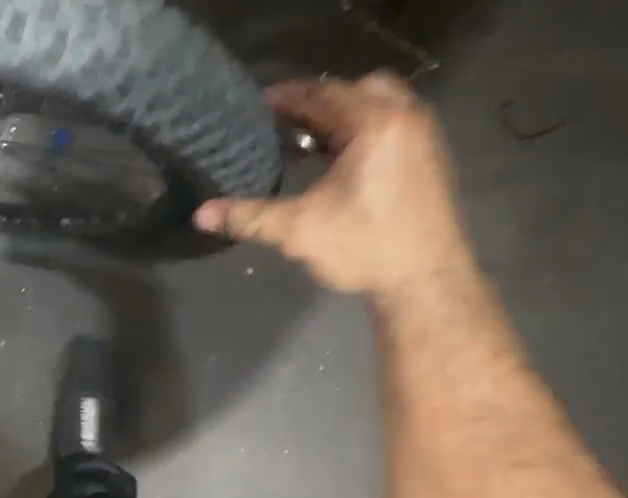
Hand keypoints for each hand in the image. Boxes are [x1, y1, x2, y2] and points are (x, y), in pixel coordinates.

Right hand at [195, 73, 476, 298]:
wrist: (424, 278)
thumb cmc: (364, 247)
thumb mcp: (298, 231)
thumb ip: (248, 216)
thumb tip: (200, 215)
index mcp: (373, 124)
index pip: (322, 95)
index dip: (285, 98)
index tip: (255, 105)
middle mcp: (403, 117)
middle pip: (355, 89)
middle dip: (317, 101)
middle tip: (282, 123)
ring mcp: (421, 134)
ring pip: (378, 104)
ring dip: (342, 114)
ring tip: (307, 141)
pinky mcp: (427, 156)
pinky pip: (390, 123)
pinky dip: (361, 129)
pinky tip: (337, 159)